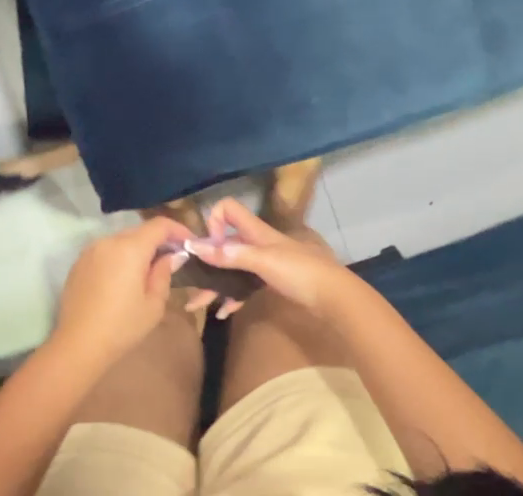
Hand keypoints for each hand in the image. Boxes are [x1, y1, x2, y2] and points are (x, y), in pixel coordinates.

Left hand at [51, 217, 194, 366]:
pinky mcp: (79, 262)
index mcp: (130, 248)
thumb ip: (164, 273)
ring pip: (122, 240)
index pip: (159, 225)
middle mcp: (109, 241)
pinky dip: (119, 257)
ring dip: (137, 249)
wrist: (78, 345)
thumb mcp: (153, 304)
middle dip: (158, 241)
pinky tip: (122, 279)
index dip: (178, 230)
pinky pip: (106, 251)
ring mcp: (91, 250)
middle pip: (140, 231)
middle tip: (171, 259)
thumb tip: (170, 256)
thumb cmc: (122, 327)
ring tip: (147, 271)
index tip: (190, 243)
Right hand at [184, 199, 355, 317]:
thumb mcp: (263, 261)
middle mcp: (258, 243)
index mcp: (257, 231)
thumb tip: (195, 246)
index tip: (208, 247)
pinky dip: (232, 297)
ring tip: (198, 305)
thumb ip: (231, 254)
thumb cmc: (300, 272)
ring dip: (215, 284)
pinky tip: (223, 312)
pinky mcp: (273, 282)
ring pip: (233, 268)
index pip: (228, 209)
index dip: (213, 221)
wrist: (335, 297)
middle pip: (225, 244)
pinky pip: (245, 286)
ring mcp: (266, 263)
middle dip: (206, 262)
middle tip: (187, 284)